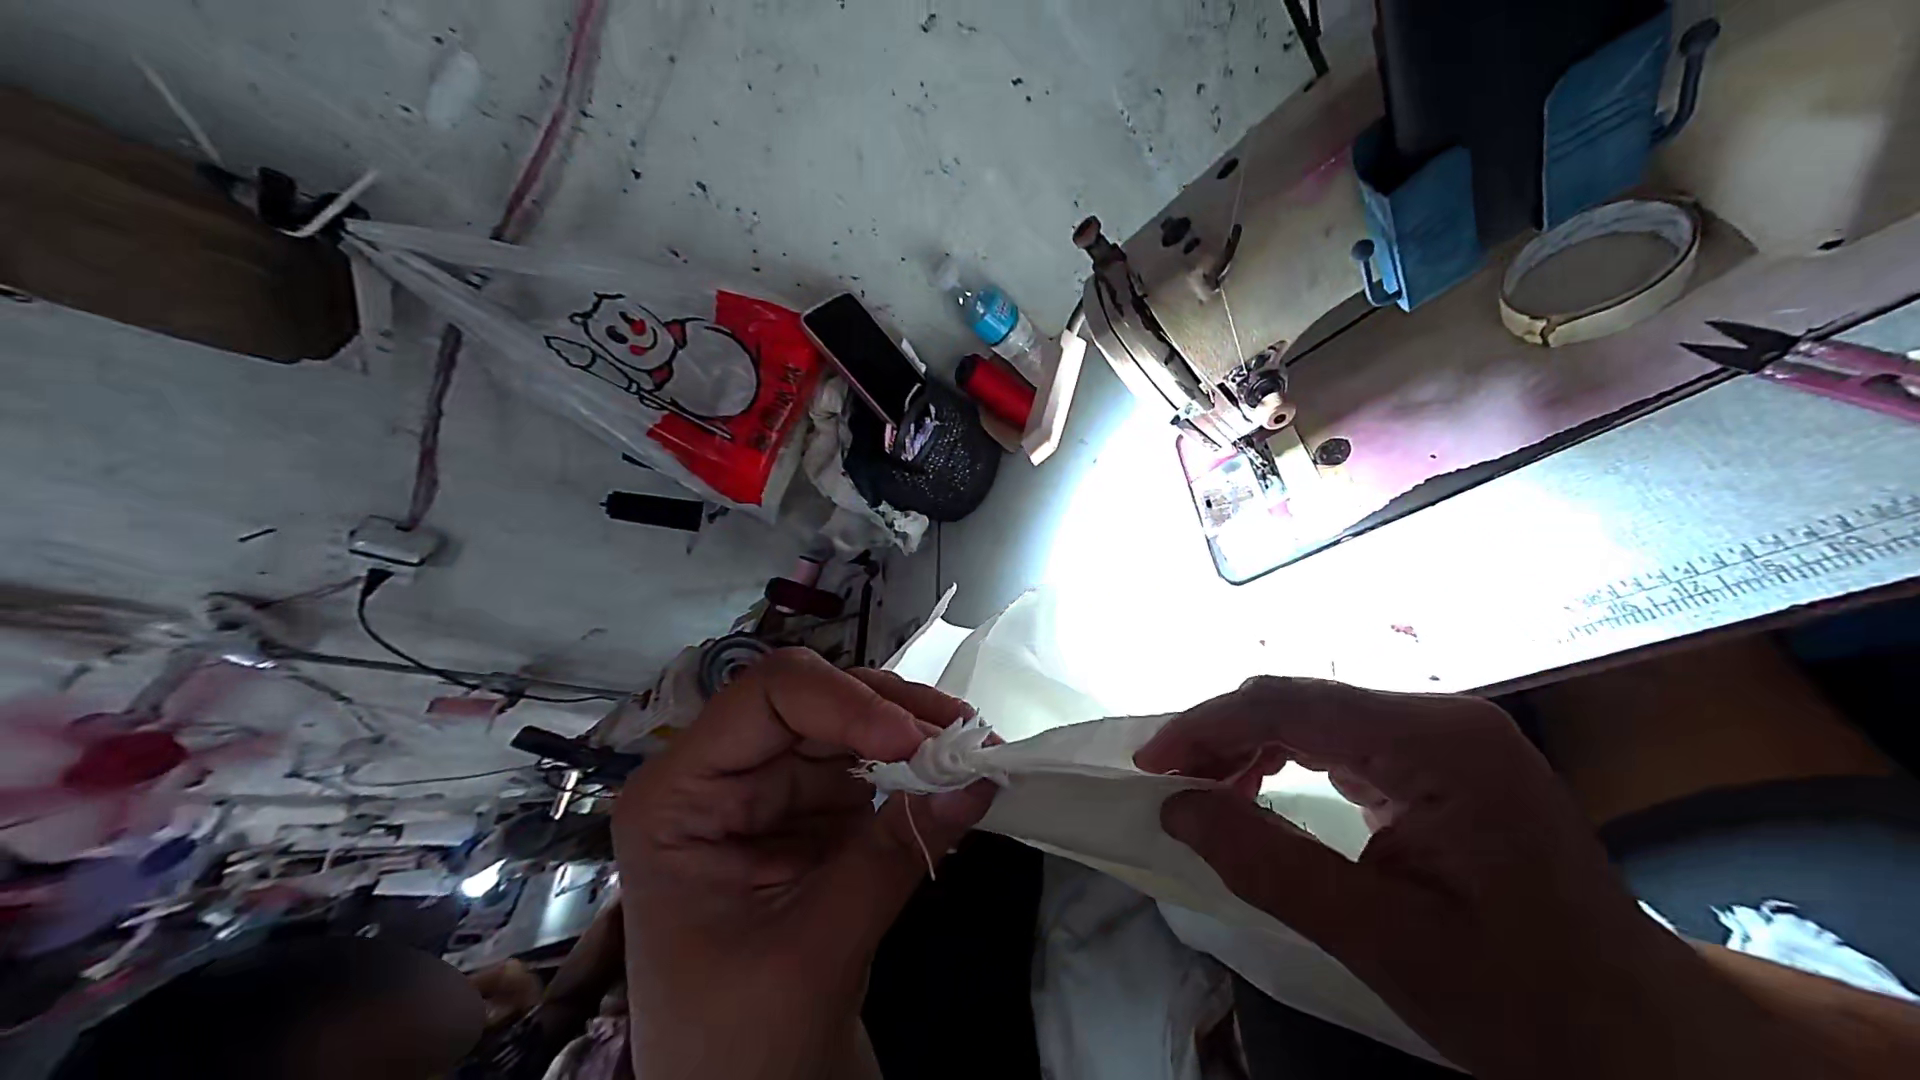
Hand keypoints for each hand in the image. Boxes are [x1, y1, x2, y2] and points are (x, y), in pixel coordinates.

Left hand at [612, 649, 994, 1078]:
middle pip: (813, 699)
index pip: (764, 699)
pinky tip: (953, 776)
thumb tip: (975, 780)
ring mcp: (772, 788)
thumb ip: (892, 855)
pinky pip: (872, 762)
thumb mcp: (811, 950)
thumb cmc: (738, 1045)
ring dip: (914, 728)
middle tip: (964, 734)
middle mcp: (723, 774)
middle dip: (891, 710)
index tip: (913, 739)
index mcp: (680, 795)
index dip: (843, 702)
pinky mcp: (813, 809)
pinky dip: (917, 763)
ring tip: (972, 747)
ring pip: (849, 721)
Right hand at [1136, 677, 1816, 1079]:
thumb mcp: (1385, 944)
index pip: (1289, 705)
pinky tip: (1252, 788)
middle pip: (1295, 699)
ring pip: (1307, 711)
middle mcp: (1439, 716)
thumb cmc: (1529, 1001)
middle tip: (1164, 783)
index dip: (1205, 726)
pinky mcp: (1434, 752)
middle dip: (1218, 735)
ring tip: (1200, 791)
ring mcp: (1440, 730)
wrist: (1645, 1033)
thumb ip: (1269, 867)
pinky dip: (1278, 757)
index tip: (1147, 764)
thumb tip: (1175, 808)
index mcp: (1439, 745)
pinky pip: (1333, 735)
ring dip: (1243, 745)